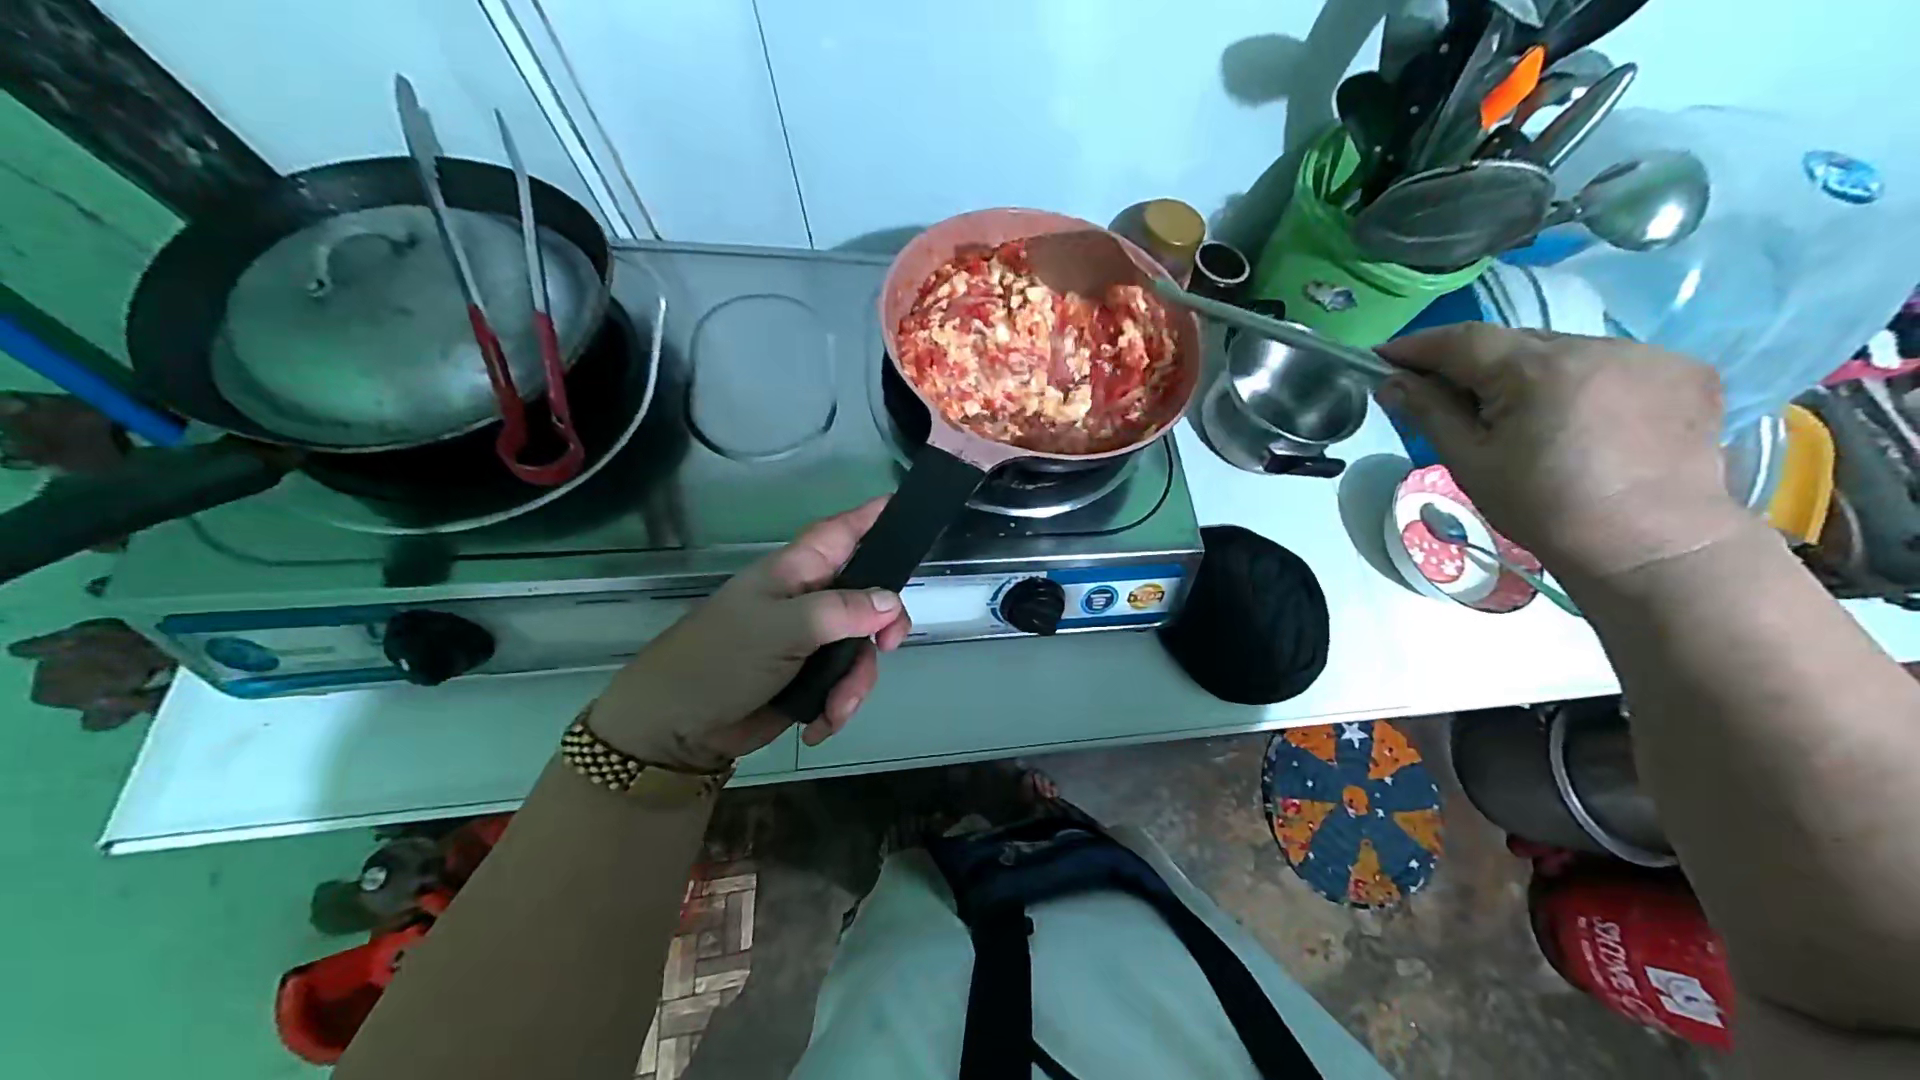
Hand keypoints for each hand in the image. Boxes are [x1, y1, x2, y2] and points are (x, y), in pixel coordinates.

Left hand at [589, 498, 911, 770]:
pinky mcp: (809, 677)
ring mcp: (810, 640)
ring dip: (855, 683)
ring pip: (862, 647)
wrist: (678, 728)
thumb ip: (840, 611)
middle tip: (887, 646)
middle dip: (884, 625)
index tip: (911, 514)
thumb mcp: (780, 629)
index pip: (843, 531)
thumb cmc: (720, 660)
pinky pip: (845, 682)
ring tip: (835, 710)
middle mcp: (809, 599)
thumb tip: (891, 603)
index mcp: (797, 570)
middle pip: (870, 596)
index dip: (875, 518)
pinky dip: (839, 705)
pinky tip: (820, 724)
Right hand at [1377, 325, 1751, 582]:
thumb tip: (1391, 382)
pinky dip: (1578, 380)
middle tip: (1444, 393)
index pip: (1463, 339)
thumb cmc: (1543, 508)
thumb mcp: (1469, 462)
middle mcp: (1595, 346)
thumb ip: (1429, 412)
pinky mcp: (1684, 371)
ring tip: (1516, 412)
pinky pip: (1610, 363)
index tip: (1385, 357)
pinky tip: (1576, 416)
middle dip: (1473, 363)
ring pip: (1562, 350)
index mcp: (1537, 369)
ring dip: (1528, 372)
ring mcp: (1647, 354)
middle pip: (1513, 342)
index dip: (1418, 346)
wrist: (1653, 545)